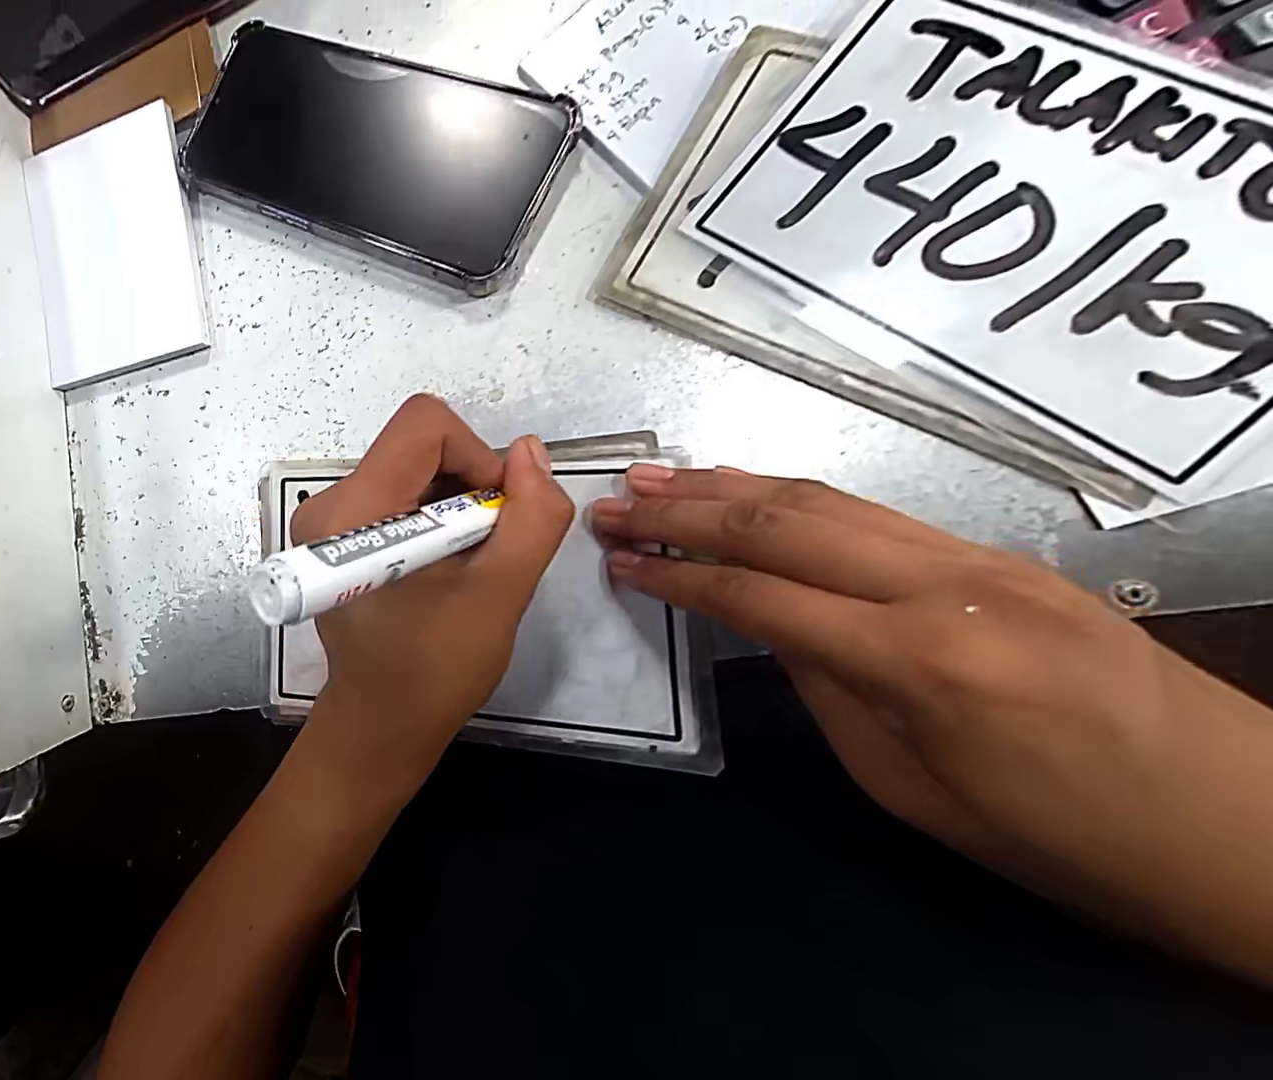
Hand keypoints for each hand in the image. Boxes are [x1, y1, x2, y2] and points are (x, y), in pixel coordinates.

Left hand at [290, 396, 573, 790]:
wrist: (381, 719)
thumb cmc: (435, 668)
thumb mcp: (501, 593)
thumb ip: (532, 516)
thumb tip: (528, 452)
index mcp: (354, 511)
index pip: (423, 425)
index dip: (477, 456)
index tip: (494, 514)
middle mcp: (327, 503)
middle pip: (416, 447)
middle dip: (467, 486)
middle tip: (483, 548)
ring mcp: (326, 519)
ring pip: (411, 468)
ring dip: (453, 504)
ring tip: (462, 564)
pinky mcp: (334, 535)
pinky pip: (396, 492)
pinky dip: (432, 516)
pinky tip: (441, 565)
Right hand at [590, 465, 1272, 981]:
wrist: (1244, 831)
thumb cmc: (1053, 833)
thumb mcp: (901, 778)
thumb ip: (824, 682)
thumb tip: (767, 619)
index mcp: (916, 659)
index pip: (758, 596)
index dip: (676, 575)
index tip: (620, 561)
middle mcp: (943, 587)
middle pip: (781, 527)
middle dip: (684, 511)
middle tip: (617, 503)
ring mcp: (975, 559)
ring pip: (822, 501)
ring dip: (727, 486)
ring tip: (659, 479)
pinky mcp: (993, 554)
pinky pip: (868, 511)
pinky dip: (790, 494)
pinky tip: (744, 486)